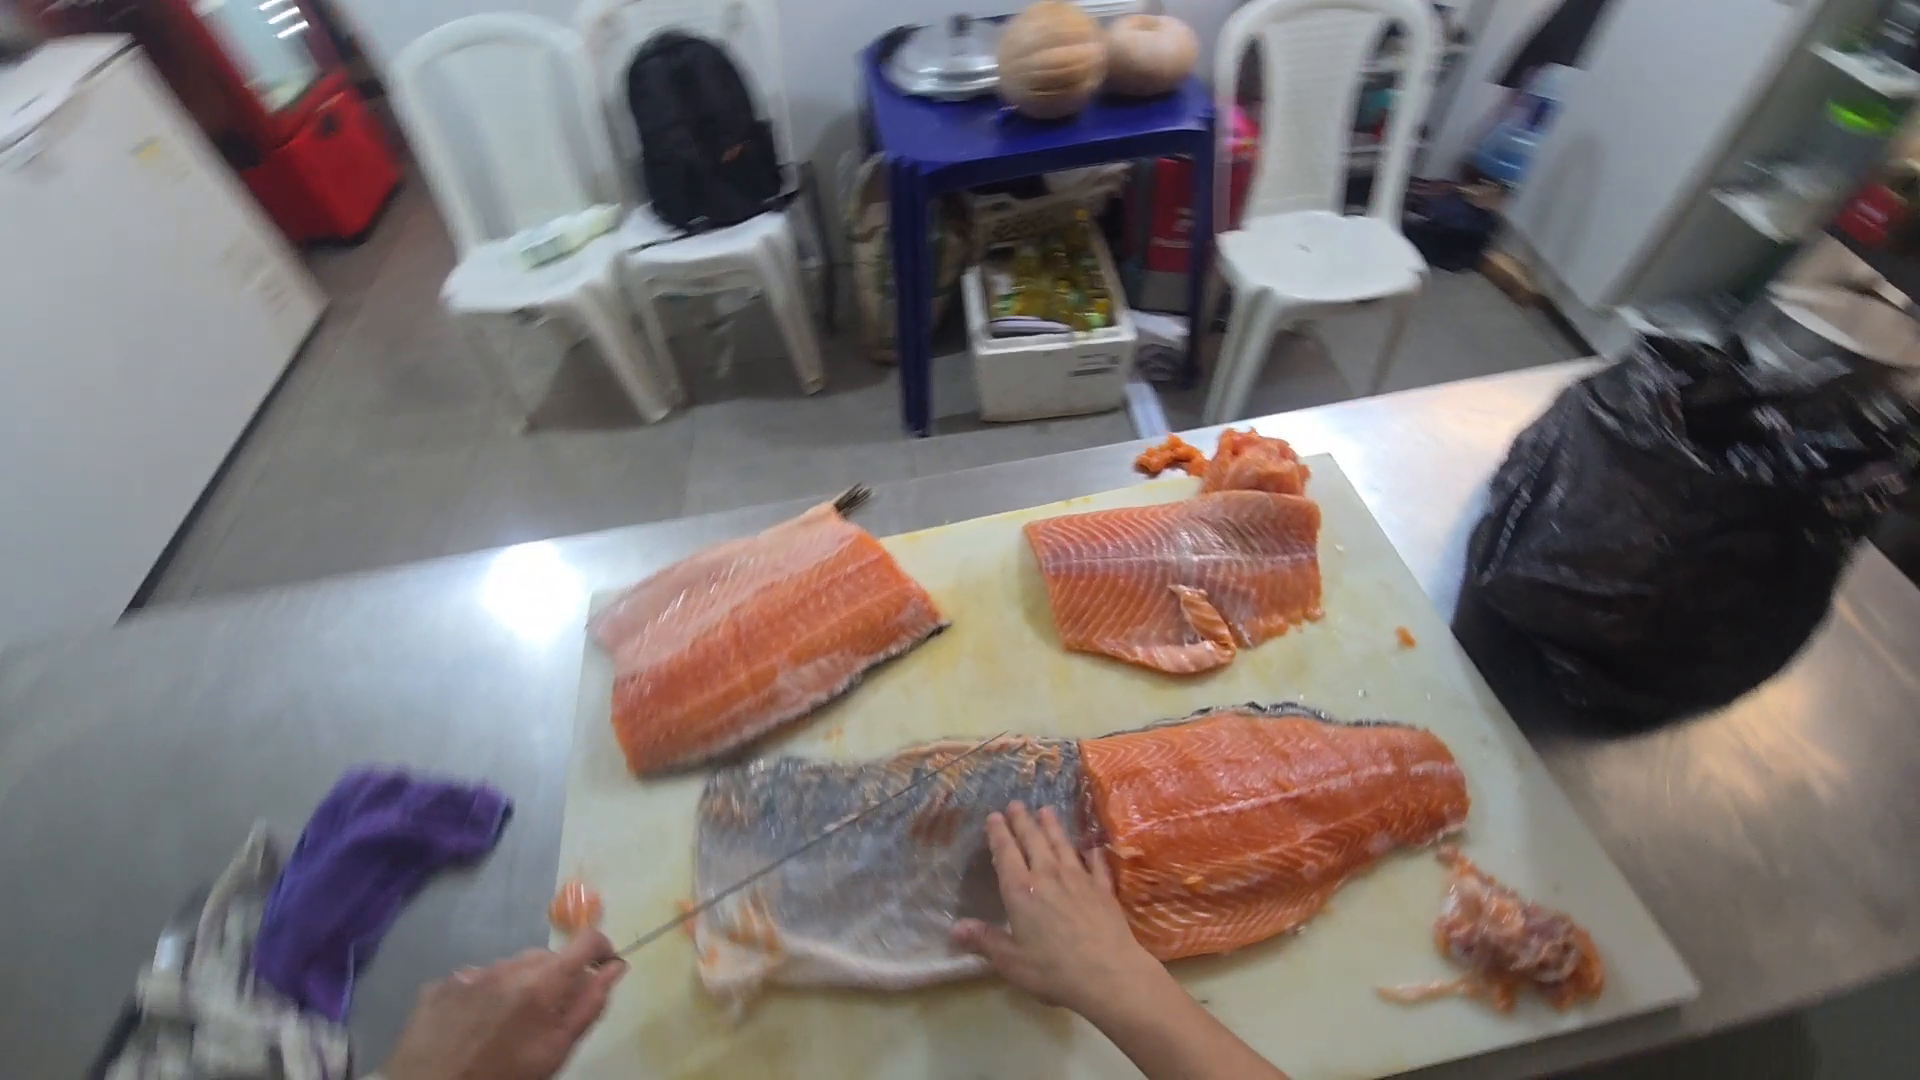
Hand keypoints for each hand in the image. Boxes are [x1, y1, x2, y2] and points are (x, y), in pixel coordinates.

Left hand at [380, 930, 627, 1079]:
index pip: (586, 941)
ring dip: (519, 984)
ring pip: (511, 967)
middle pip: (547, 957)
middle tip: (546, 1015)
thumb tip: (615, 966)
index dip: (601, 948)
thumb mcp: (556, 1052)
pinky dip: (483, 994)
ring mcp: (472, 975)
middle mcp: (509, 967)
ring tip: (505, 1024)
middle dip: (555, 977)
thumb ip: (591, 1004)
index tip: (601, 967)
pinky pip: (474, 980)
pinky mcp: (440, 988)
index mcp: (543, 982)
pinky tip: (472, 1025)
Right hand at [951, 802, 1167, 1015]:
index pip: (1006, 853)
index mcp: (1021, 890)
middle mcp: (1047, 875)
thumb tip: (954, 927)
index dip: (998, 833)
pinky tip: (1092, 846)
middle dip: (1022, 821)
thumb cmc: (1053, 970)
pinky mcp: (1102, 887)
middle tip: (1016, 804)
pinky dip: (1092, 852)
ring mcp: (1078, 878)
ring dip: (1052, 826)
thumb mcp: (1011, 961)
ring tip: (1046, 810)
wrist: (1108, 973)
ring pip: (1062, 844)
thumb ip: (984, 940)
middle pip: (1033, 840)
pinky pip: (1095, 863)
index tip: (993, 816)